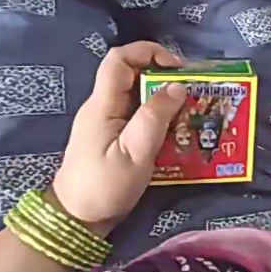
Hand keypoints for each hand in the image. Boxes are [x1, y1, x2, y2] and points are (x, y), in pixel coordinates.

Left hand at [51, 42, 188, 230]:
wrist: (76, 219)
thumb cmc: (104, 187)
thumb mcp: (135, 154)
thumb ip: (155, 118)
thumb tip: (177, 86)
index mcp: (103, 104)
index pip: (120, 59)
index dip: (149, 52)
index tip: (178, 69)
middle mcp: (103, 106)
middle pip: (133, 74)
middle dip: (165, 78)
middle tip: (194, 93)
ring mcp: (107, 121)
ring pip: (138, 96)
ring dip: (165, 99)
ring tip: (192, 113)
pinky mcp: (113, 137)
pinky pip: (138, 115)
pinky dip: (160, 118)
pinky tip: (177, 132)